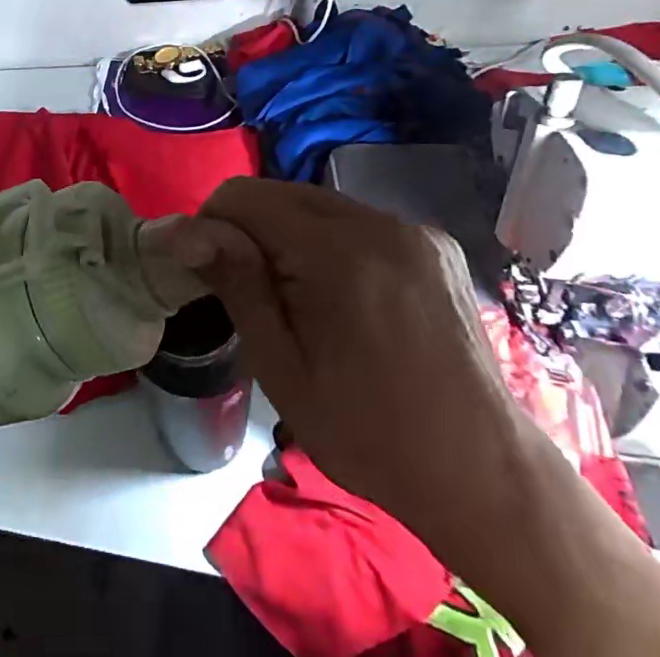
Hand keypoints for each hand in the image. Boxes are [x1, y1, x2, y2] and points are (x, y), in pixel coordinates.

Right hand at [166, 178, 529, 551]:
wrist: (477, 465)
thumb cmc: (368, 433)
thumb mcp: (283, 368)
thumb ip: (237, 285)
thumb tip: (182, 231)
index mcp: (340, 253)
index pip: (249, 196)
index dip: (213, 224)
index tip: (209, 274)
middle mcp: (383, 223)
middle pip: (289, 194)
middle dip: (253, 229)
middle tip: (250, 294)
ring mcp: (417, 231)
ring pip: (328, 206)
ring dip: (295, 237)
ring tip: (300, 302)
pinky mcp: (438, 246)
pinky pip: (366, 225)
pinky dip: (337, 244)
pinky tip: (345, 298)